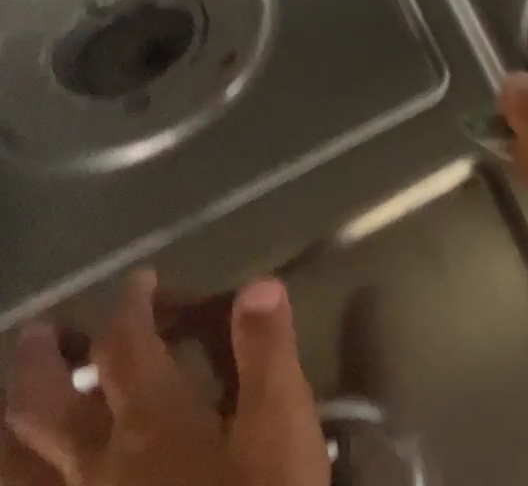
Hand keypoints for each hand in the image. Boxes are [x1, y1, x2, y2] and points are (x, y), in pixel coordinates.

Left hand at [3, 270, 328, 485]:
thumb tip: (258, 284)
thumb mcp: (282, 420)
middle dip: (46, 358)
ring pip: (13, 457)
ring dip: (10, 414)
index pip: (129, 350)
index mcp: (154, 420)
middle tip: (47, 328)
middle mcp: (96, 458)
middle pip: (47, 402)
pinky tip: (20, 467)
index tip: (141, 280)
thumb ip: (266, 353)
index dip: (132, 307)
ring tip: (15, 390)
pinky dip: (12, 474)